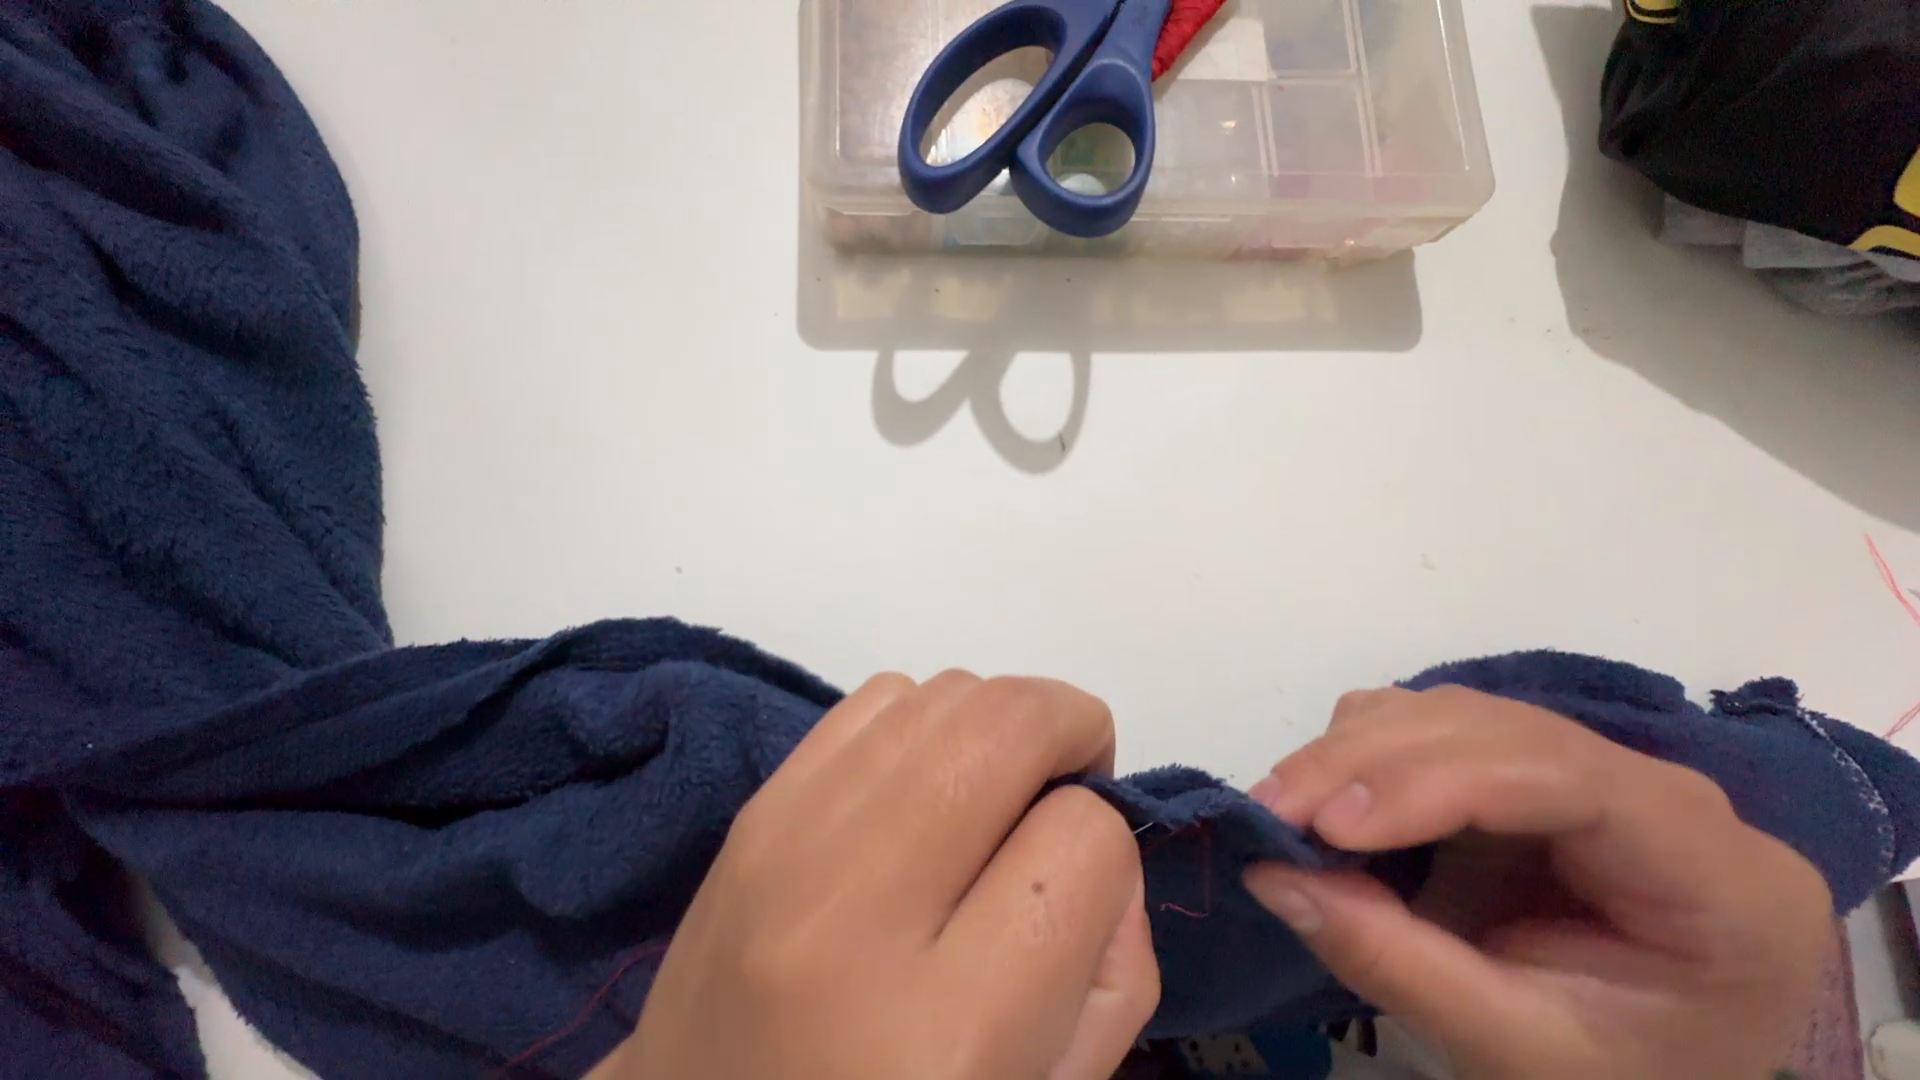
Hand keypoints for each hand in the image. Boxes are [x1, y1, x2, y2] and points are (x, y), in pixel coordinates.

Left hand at [595, 672, 1159, 1079]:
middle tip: (1072, 781)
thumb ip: (1112, 973)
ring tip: (997, 786)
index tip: (1087, 880)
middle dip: (1071, 729)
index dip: (1112, 845)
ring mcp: (790, 843)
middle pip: (1007, 727)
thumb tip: (1106, 842)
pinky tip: (923, 781)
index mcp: (947, 1032)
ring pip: (943, 695)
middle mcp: (857, 913)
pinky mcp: (757, 806)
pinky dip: (928, 719)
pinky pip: (877, 699)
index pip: (1082, 843)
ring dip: (1000, 722)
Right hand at [1241, 686, 1832, 1079]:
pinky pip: (1428, 728)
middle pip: (1491, 728)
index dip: (1433, 782)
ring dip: (1353, 751)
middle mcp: (1659, 796)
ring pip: (1449, 714)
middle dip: (1367, 762)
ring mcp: (1586, 773)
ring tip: (1284, 809)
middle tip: (1272, 811)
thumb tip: (1265, 871)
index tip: (1328, 825)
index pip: (1563, 776)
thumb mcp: (1508, 1051)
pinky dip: (1361, 754)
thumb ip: (1392, 962)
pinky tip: (1325, 801)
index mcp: (1716, 877)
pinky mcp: (1520, 772)